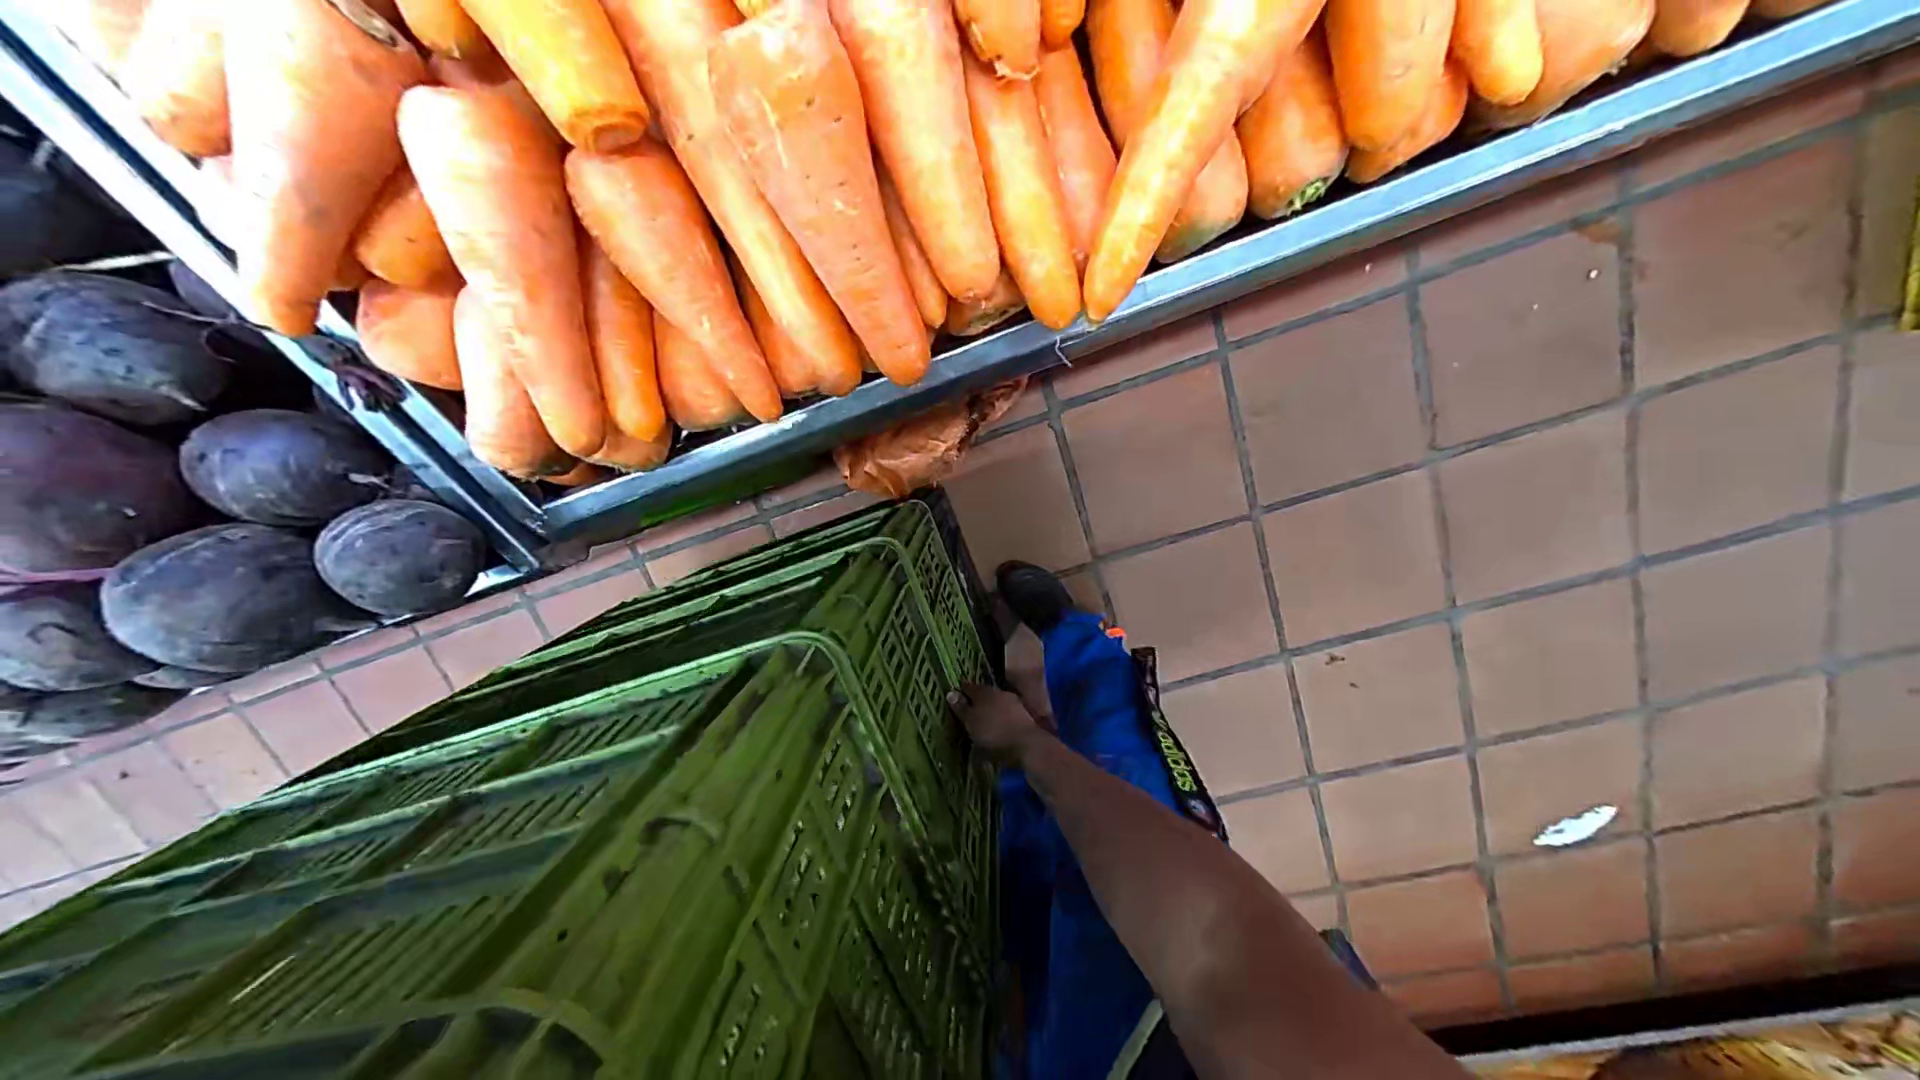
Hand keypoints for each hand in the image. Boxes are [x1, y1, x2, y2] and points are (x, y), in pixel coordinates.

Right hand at [948, 682, 1043, 762]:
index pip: (969, 687)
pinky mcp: (1025, 719)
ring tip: (983, 721)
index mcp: (984, 693)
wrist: (1029, 746)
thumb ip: (962, 709)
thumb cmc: (995, 734)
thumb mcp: (972, 723)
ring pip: (998, 704)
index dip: (962, 690)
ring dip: (991, 710)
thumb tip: (950, 693)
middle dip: (977, 700)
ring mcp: (1015, 705)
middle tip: (969, 709)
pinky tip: (998, 728)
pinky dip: (1001, 720)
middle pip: (985, 694)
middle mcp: (1000, 694)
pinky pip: (1008, 715)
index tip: (956, 694)